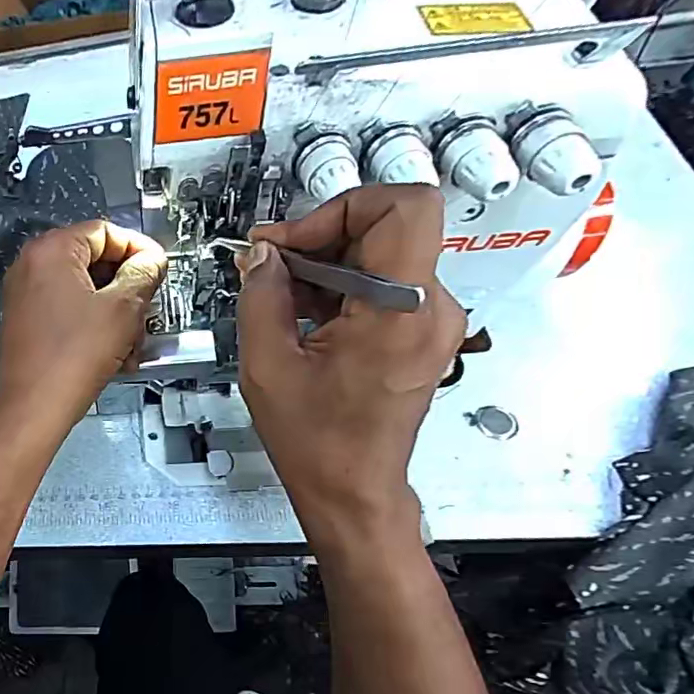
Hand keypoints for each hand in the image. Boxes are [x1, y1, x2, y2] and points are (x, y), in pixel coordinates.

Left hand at [0, 220, 167, 431]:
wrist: (35, 408)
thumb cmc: (73, 358)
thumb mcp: (123, 311)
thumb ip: (143, 275)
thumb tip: (152, 260)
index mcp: (51, 251)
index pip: (106, 232)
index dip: (139, 250)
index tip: (158, 271)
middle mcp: (32, 266)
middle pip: (95, 262)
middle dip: (127, 289)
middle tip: (147, 313)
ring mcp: (26, 295)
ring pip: (85, 291)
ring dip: (115, 314)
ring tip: (131, 344)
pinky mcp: (28, 322)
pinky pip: (70, 312)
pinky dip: (94, 326)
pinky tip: (113, 354)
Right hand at [236, 184, 465, 542]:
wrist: (353, 488)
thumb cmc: (322, 445)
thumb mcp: (268, 365)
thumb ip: (261, 294)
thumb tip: (263, 254)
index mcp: (400, 314)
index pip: (402, 205)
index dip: (342, 208)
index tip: (298, 240)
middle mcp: (431, 312)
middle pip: (390, 225)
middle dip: (327, 236)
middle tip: (280, 264)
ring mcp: (432, 324)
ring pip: (387, 253)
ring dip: (333, 264)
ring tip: (288, 297)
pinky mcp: (423, 335)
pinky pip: (389, 284)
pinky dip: (347, 287)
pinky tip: (309, 314)